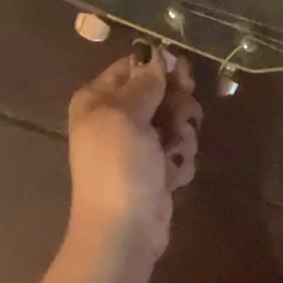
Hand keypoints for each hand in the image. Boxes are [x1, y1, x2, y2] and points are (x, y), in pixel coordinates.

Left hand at [65, 44, 202, 259]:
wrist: (124, 229)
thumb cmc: (118, 167)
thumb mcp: (126, 115)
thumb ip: (145, 83)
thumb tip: (157, 53)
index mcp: (99, 99)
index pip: (135, 67)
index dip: (161, 68)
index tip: (184, 76)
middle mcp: (117, 118)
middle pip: (161, 93)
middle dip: (178, 106)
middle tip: (182, 119)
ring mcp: (138, 146)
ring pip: (177, 123)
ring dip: (182, 137)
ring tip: (173, 155)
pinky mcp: (157, 170)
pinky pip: (180, 152)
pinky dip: (180, 163)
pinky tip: (173, 177)